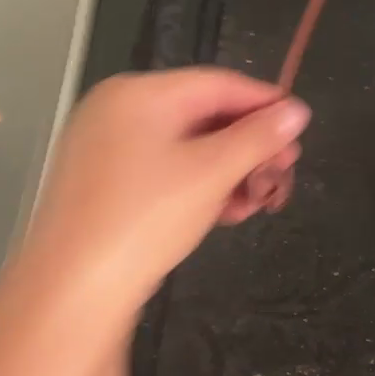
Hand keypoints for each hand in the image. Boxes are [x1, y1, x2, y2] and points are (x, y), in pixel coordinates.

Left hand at [14, 68, 309, 307]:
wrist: (73, 291)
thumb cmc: (146, 218)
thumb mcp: (214, 172)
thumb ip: (261, 136)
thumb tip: (298, 110)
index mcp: (141, 94)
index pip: (223, 84)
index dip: (268, 106)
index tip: (301, 133)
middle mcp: (121, 110)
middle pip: (210, 116)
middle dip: (253, 148)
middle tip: (282, 176)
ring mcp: (110, 146)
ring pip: (194, 146)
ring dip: (235, 171)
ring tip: (256, 203)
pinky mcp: (108, 181)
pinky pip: (171, 168)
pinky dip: (204, 185)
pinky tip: (227, 212)